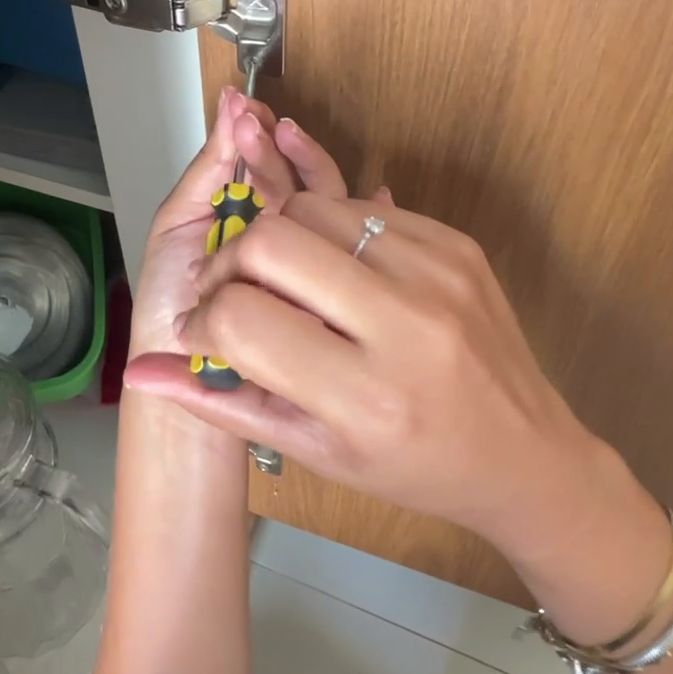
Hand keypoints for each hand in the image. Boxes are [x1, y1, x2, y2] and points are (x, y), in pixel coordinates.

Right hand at [124, 190, 671, 605]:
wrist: (528, 453)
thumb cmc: (415, 467)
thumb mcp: (316, 453)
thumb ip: (223, 404)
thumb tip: (144, 373)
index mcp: (366, 398)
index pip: (243, 319)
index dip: (203, 320)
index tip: (202, 333)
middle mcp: (406, 324)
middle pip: (271, 240)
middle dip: (230, 263)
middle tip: (231, 293)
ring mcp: (437, 271)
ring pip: (310, 207)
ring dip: (276, 239)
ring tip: (280, 281)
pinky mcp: (453, 242)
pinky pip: (359, 207)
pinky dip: (326, 232)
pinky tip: (330, 272)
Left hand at [128, 85, 346, 358]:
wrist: (178, 368)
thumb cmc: (169, 302)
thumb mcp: (178, 226)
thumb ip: (206, 172)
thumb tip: (230, 108)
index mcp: (240, 218)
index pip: (260, 168)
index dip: (257, 136)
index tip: (245, 103)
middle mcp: (273, 236)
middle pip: (293, 182)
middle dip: (280, 148)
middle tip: (264, 122)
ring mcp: (300, 263)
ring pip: (320, 208)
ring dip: (312, 167)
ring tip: (291, 136)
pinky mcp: (321, 291)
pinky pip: (350, 251)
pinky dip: (371, 219)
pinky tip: (381, 196)